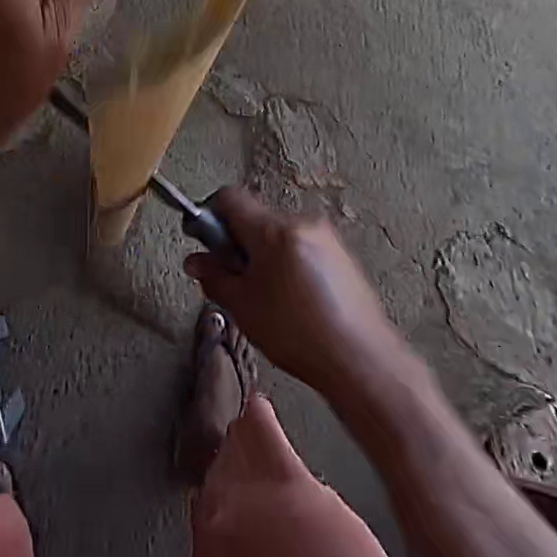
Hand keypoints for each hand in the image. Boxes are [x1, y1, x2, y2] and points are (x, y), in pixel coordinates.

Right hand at [184, 187, 405, 395]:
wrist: (360, 358)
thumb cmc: (301, 335)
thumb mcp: (243, 307)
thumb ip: (214, 276)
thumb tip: (197, 261)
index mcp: (274, 230)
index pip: (230, 197)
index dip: (210, 215)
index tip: (205, 240)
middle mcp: (301, 222)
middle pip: (256, 216)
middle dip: (239, 243)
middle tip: (236, 278)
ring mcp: (325, 236)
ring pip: (279, 233)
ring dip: (264, 254)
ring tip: (267, 296)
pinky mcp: (339, 252)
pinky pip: (302, 245)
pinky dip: (288, 262)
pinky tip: (291, 299)